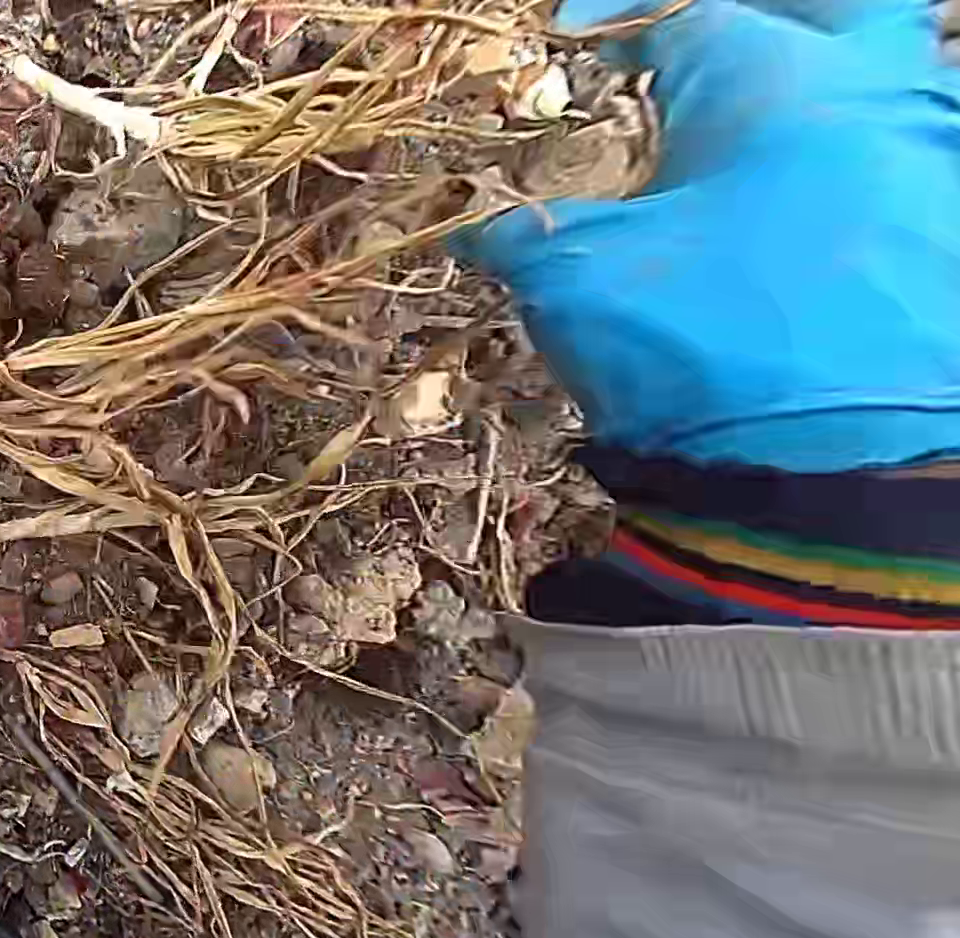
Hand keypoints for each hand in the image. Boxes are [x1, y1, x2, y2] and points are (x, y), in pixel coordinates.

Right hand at [453, 0, 959, 470]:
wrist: (807, 447)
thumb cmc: (682, 331)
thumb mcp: (571, 273)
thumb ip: (518, 231)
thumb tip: (470, 227)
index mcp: (779, 93)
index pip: (697, 20)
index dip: (624, 21)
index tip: (573, 29)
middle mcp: (877, 97)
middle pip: (831, 7)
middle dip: (745, 15)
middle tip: (675, 43)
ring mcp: (924, 156)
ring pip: (870, 72)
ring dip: (788, 77)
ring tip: (716, 113)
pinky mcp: (932, 222)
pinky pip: (880, 142)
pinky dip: (815, 142)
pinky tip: (769, 177)